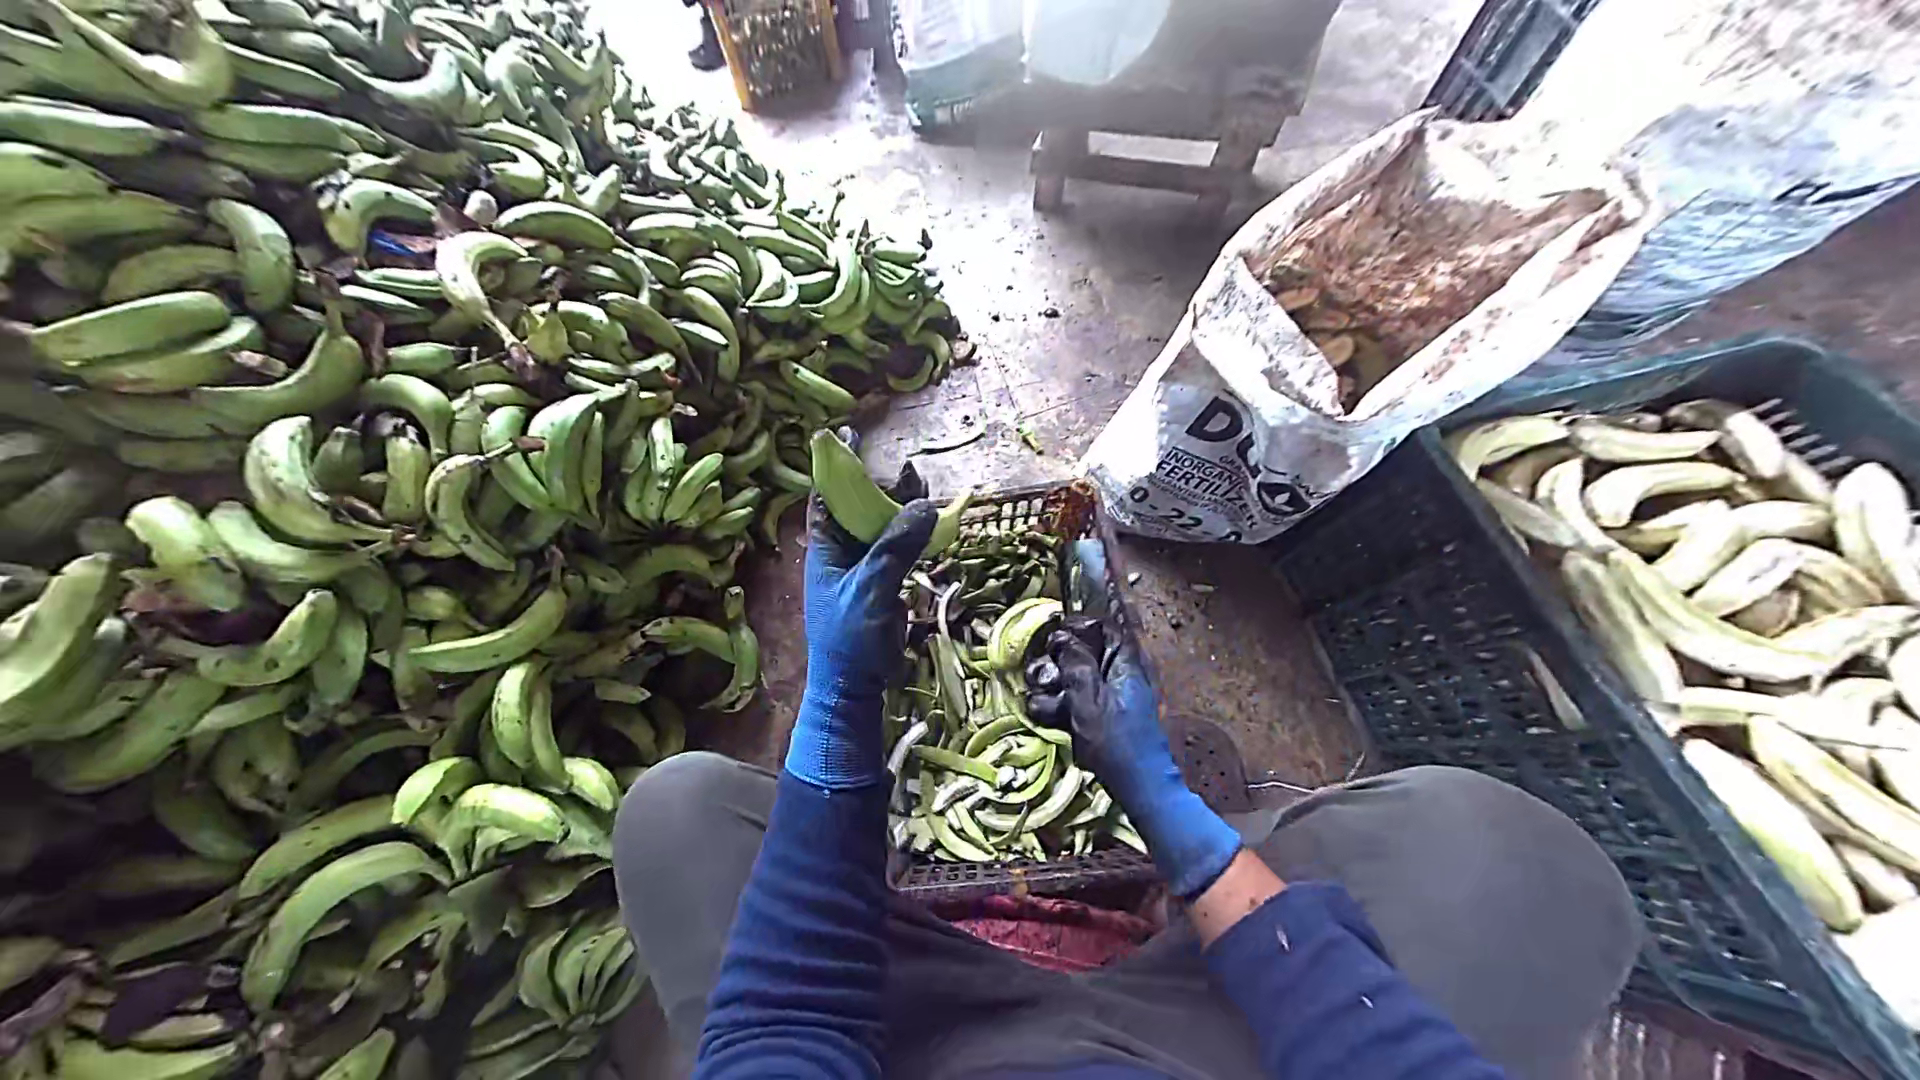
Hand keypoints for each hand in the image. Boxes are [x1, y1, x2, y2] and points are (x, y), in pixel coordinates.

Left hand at [783, 491, 935, 790]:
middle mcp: (843, 552)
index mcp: (825, 549)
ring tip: (926, 490)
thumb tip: (925, 506)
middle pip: (863, 508)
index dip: (838, 467)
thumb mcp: (870, 589)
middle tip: (911, 472)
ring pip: (885, 527)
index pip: (828, 497)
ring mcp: (865, 567)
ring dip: (904, 510)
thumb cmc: (848, 638)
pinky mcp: (885, 581)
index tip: (850, 437)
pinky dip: (915, 536)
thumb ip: (895, 547)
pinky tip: (933, 525)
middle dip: (885, 488)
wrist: (855, 685)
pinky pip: (901, 549)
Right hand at [1031, 629, 1241, 898]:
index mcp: (1124, 661)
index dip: (1073, 629)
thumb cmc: (1116, 741)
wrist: (1138, 785)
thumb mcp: (1090, 699)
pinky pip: (1073, 696)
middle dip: (1057, 663)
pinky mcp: (1098, 712)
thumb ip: (1076, 664)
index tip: (1053, 643)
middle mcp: (1116, 671)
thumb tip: (1062, 637)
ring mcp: (1107, 692)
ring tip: (1051, 705)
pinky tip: (1053, 719)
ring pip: (1071, 674)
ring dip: (1054, 687)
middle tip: (1048, 679)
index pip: (1098, 625)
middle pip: (1079, 649)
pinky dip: (1061, 705)